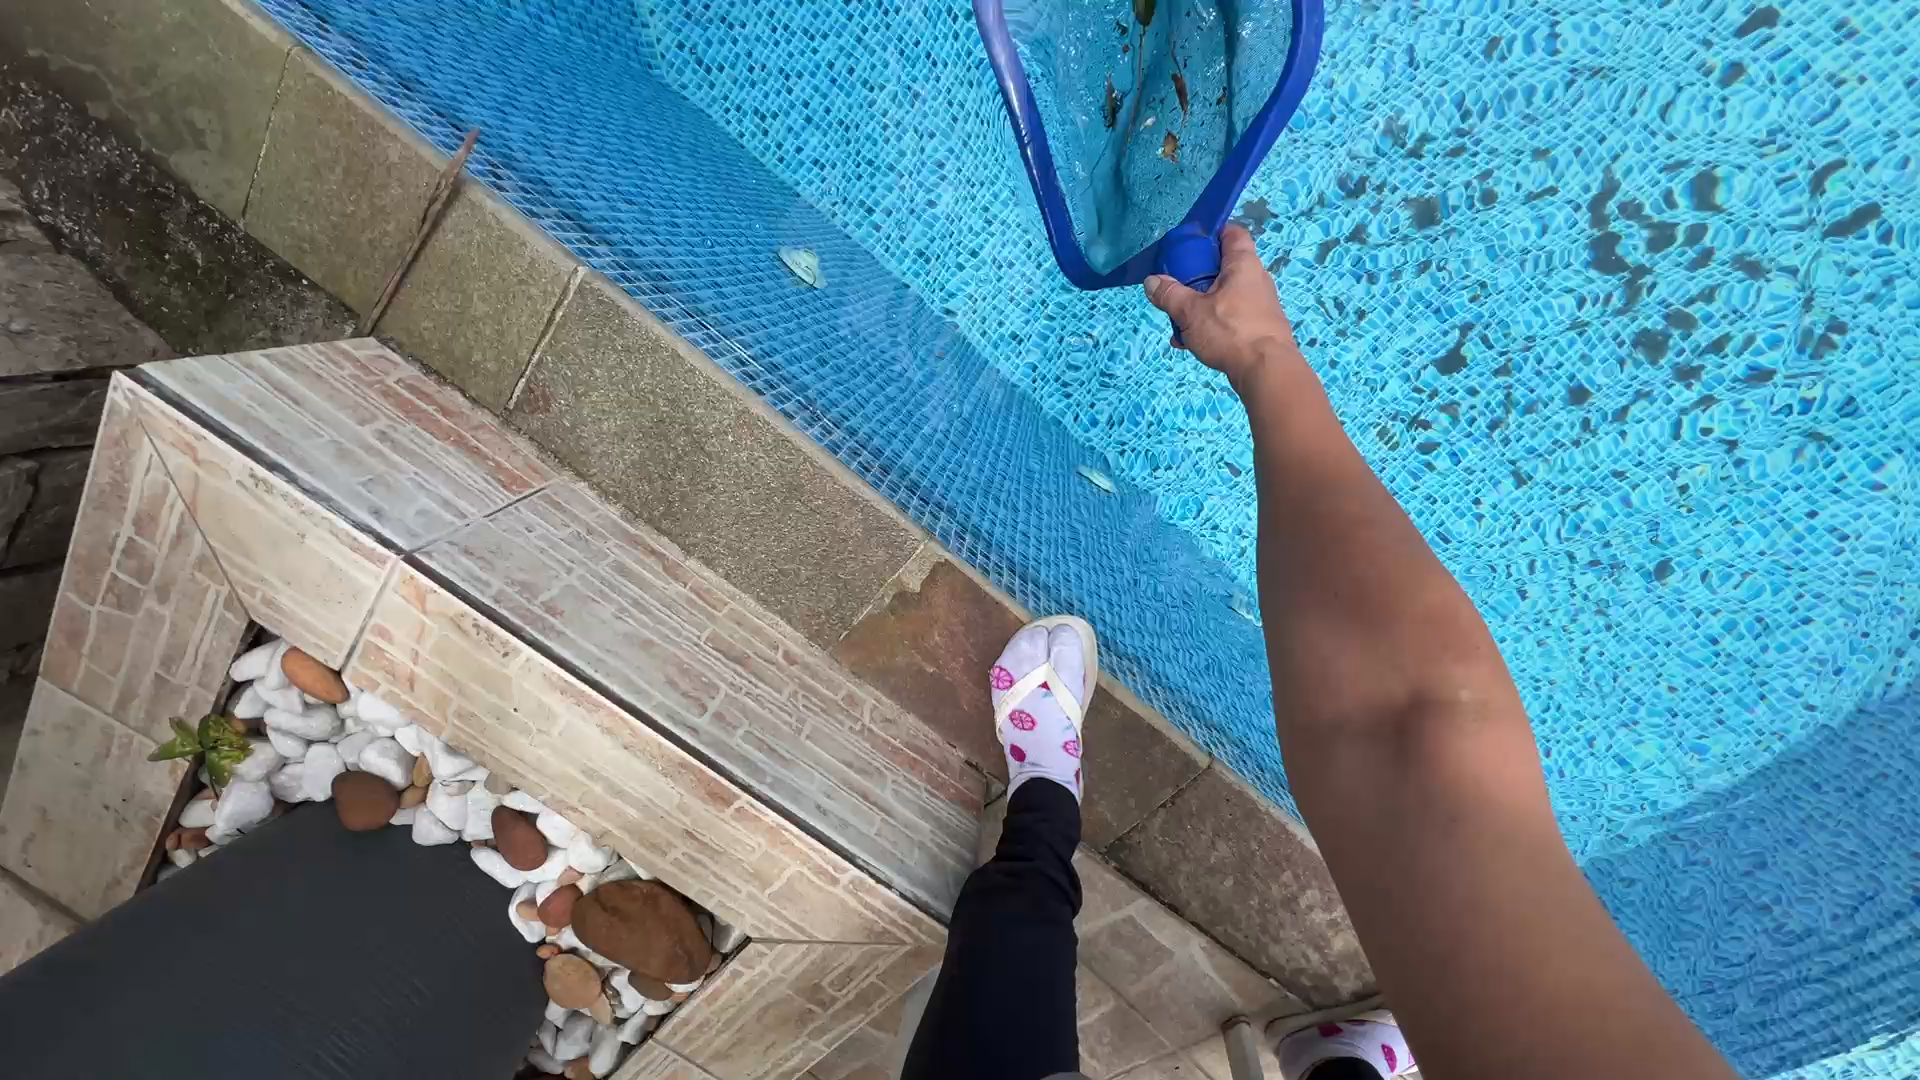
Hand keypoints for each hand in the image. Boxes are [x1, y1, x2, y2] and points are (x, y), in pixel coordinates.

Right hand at [1144, 225, 1303, 389]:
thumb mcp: (1190, 312)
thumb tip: (1151, 281)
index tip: (1190, 244)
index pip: (1232, 233)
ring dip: (1200, 306)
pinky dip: (1211, 324)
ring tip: (1179, 323)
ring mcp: (1259, 304)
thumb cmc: (1229, 331)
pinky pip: (1230, 317)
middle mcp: (1256, 279)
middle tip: (1176, 288)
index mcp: (1243, 264)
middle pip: (1223, 267)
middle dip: (1196, 277)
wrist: (1265, 369)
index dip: (1211, 233)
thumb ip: (1169, 295)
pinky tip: (1191, 342)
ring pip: (1224, 295)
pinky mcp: (1258, 326)